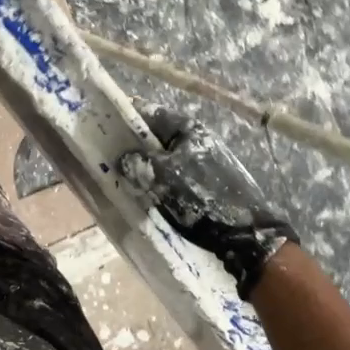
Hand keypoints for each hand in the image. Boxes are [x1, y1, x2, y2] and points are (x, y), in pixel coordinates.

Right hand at [125, 108, 297, 297]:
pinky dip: (156, 179)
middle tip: (107, 152)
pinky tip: (144, 191)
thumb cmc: (203, 198)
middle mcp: (196, 140)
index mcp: (188, 129)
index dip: (127, 116)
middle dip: (132, 143)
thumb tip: (123, 157)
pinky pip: (171, 175)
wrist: (246, 236)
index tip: (104, 123)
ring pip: (162, 157)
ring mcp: (202, 162)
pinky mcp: (204, 184)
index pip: (150, 113)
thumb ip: (138, 162)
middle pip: (155, 135)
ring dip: (143, 164)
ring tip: (121, 174)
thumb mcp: (164, 176)